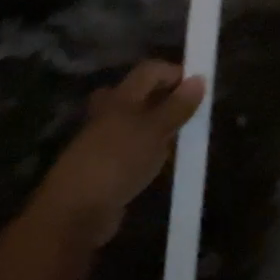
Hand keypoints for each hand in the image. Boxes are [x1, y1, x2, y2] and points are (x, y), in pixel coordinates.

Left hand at [30, 60, 205, 244]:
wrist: (78, 208)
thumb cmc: (118, 160)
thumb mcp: (155, 131)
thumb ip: (178, 106)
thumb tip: (199, 79)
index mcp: (120, 96)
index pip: (150, 71)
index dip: (175, 73)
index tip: (201, 89)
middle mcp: (111, 111)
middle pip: (143, 94)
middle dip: (169, 100)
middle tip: (195, 114)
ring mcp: (106, 139)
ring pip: (139, 122)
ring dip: (162, 127)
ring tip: (186, 140)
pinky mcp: (107, 164)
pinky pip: (135, 147)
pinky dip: (152, 150)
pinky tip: (165, 163)